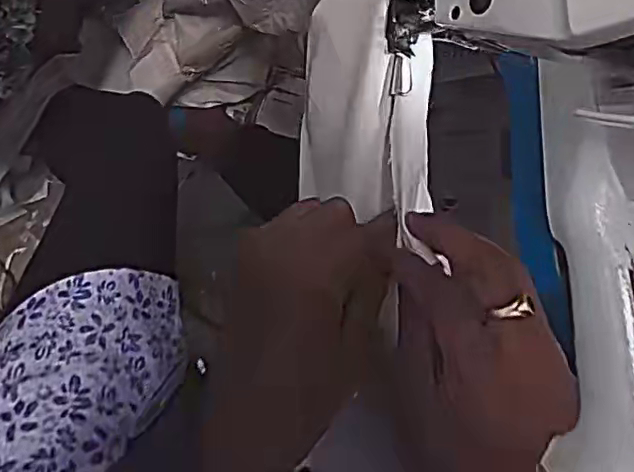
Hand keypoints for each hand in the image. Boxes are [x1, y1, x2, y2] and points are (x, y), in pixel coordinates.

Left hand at [203, 199, 392, 471]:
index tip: (391, 253)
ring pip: (309, 211)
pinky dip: (297, 238)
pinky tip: (300, 275)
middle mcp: (283, 247)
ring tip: (326, 275)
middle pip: (336, 212)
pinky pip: (282, 225)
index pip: (366, 231)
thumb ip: (373, 287)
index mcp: (316, 269)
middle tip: (356, 274)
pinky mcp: (242, 255)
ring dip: (324, 233)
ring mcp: (258, 247)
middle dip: (352, 237)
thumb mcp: (355, 348)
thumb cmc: (301, 395)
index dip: (385, 241)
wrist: (243, 423)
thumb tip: (386, 251)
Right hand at [387, 213, 579, 471]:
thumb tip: (409, 288)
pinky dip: (495, 263)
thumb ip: (415, 338)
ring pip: (508, 266)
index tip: (393, 252)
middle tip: (419, 223)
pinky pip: (521, 284)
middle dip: (448, 234)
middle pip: (483, 263)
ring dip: (473, 243)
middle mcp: (515, 339)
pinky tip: (475, 263)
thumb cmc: (471, 459)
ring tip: (443, 235)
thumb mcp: (421, 405)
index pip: (440, 288)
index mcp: (476, 357)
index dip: (411, 264)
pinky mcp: (553, 344)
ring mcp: (539, 338)